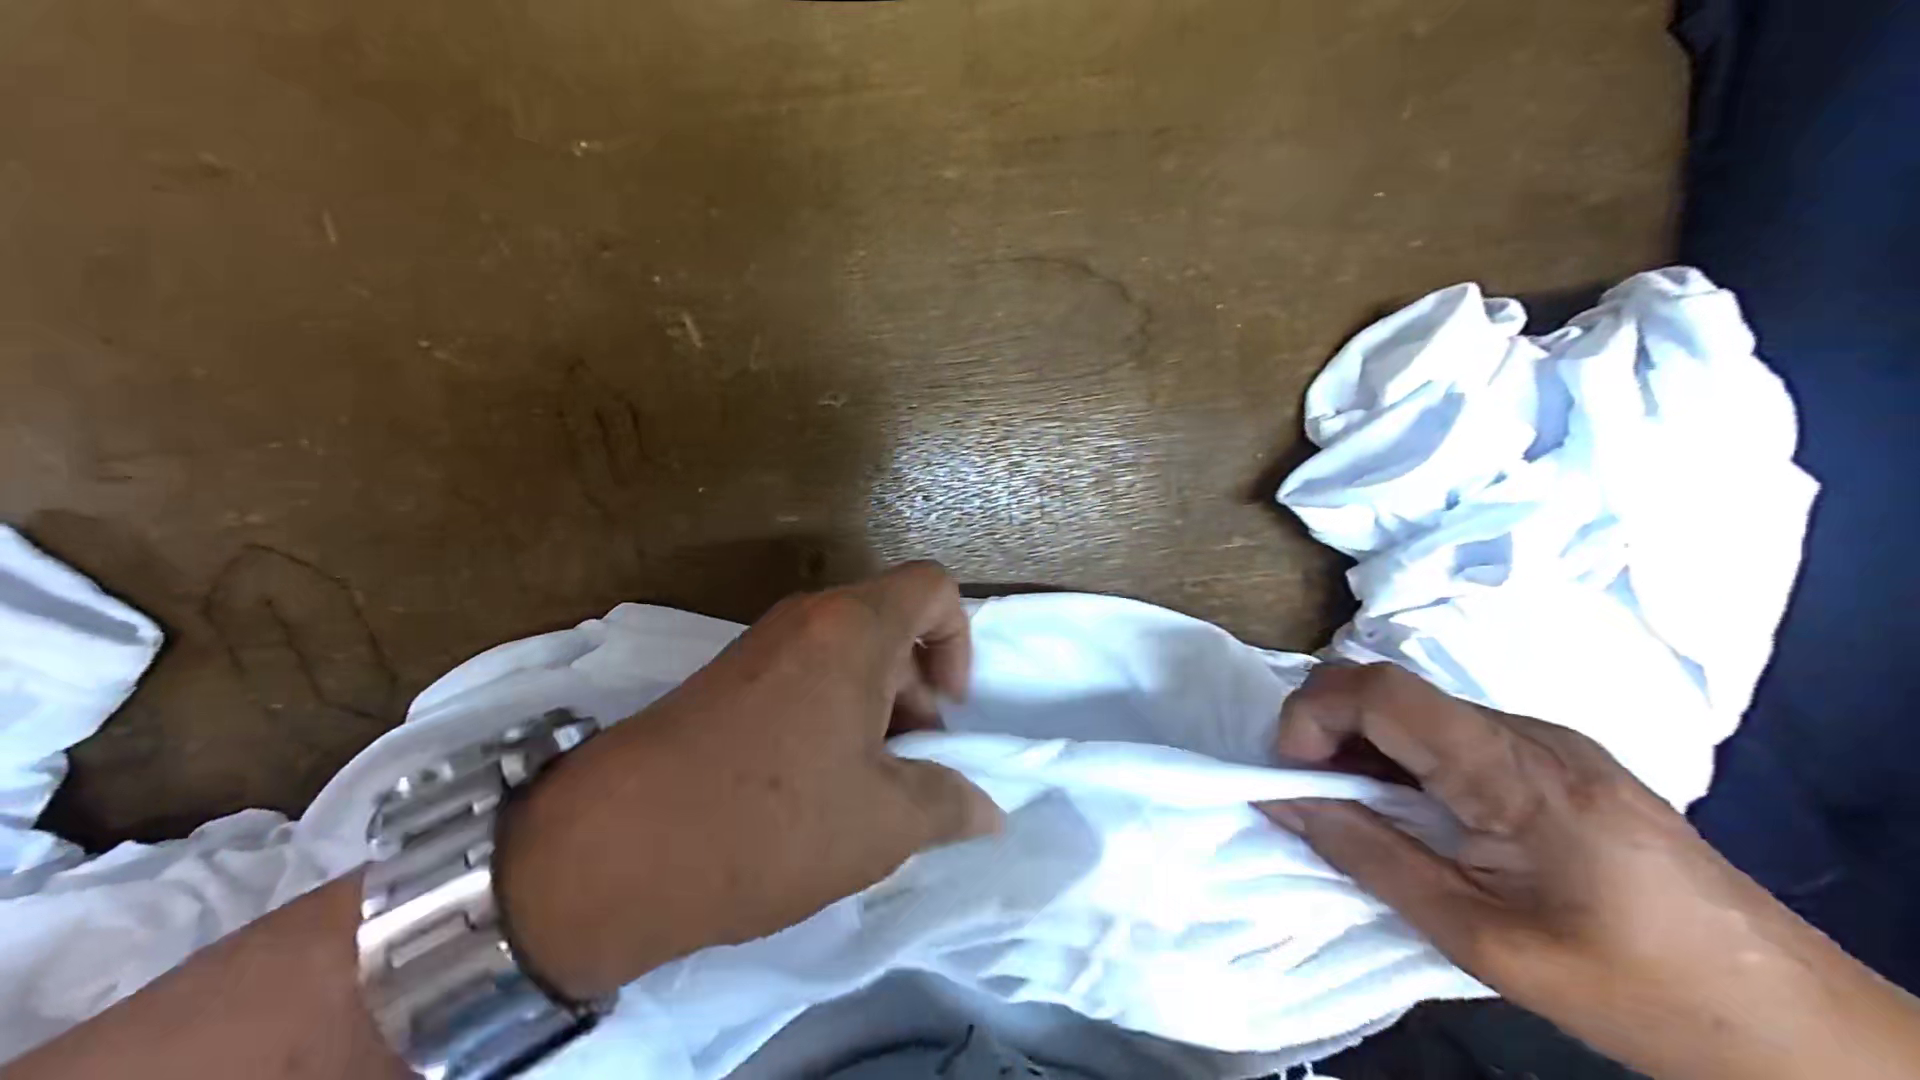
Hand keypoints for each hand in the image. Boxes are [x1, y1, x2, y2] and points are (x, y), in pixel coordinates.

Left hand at [496, 561, 1001, 1000]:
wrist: (607, 853)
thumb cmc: (769, 823)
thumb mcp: (882, 822)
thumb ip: (951, 805)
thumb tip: (991, 813)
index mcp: (853, 629)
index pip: (933, 589)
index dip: (958, 642)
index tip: (945, 712)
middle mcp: (807, 619)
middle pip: (892, 626)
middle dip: (917, 693)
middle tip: (910, 767)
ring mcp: (760, 647)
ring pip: (848, 656)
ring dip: (876, 712)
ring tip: (865, 790)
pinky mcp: (727, 681)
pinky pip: (806, 678)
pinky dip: (832, 718)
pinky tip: (817, 791)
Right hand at [1259, 663, 1919, 1079]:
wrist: (1794, 1025)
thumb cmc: (1632, 988)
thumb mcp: (1478, 939)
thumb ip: (1369, 856)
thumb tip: (1283, 802)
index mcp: (1514, 770)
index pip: (1382, 690)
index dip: (1312, 714)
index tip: (1292, 774)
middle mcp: (1529, 732)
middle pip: (1391, 688)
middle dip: (1326, 729)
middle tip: (1313, 794)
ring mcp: (1547, 740)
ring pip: (1416, 708)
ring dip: (1364, 746)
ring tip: (1361, 811)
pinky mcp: (1556, 757)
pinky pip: (1450, 732)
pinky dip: (1404, 759)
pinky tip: (1417, 813)